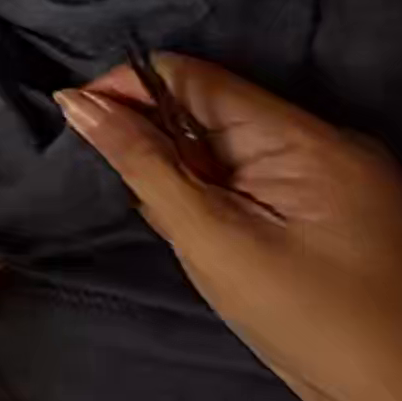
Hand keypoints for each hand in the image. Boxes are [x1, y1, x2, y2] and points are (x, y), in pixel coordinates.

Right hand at [59, 53, 401, 400]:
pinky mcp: (324, 204)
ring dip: (176, 172)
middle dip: (151, 142)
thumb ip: (137, 158)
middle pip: (196, 106)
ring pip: (210, 141)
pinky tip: (211, 233)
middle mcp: (322, 143)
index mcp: (306, 141)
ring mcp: (329, 175)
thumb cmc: (318, 324)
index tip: (84, 126)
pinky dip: (205, 192)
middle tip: (145, 194)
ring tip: (184, 224)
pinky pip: (237, 169)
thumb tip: (72, 99)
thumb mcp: (210, 236)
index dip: (124, 90)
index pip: (185, 75)